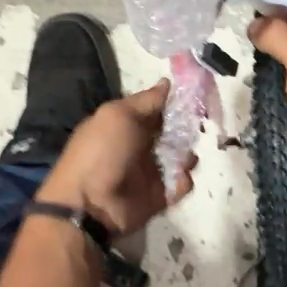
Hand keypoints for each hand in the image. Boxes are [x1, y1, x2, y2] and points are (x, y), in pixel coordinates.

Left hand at [35, 81, 189, 236]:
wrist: (90, 204)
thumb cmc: (101, 152)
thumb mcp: (118, 115)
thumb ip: (146, 100)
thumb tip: (168, 82)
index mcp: (127, 124)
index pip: (158, 109)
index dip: (176, 102)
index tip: (195, 96)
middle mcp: (140, 145)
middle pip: (174, 132)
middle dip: (188, 128)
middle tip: (196, 127)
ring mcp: (151, 171)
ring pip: (182, 157)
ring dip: (188, 154)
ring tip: (184, 157)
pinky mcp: (160, 195)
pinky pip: (181, 184)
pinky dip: (184, 180)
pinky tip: (178, 177)